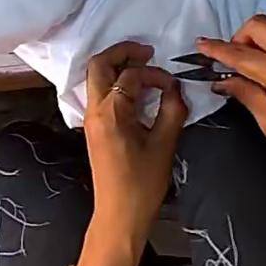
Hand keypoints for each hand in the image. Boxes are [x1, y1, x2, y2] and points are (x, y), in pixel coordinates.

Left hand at [82, 42, 188, 255]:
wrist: (118, 214)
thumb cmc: (142, 183)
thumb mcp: (164, 144)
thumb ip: (171, 110)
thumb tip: (175, 90)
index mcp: (110, 112)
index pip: (130, 77)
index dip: (154, 74)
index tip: (172, 84)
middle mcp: (94, 110)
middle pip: (99, 65)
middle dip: (122, 52)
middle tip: (146, 51)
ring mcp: (91, 118)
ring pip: (95, 78)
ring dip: (116, 66)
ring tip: (143, 65)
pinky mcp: (94, 127)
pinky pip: (99, 93)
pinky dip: (114, 82)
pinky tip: (135, 88)